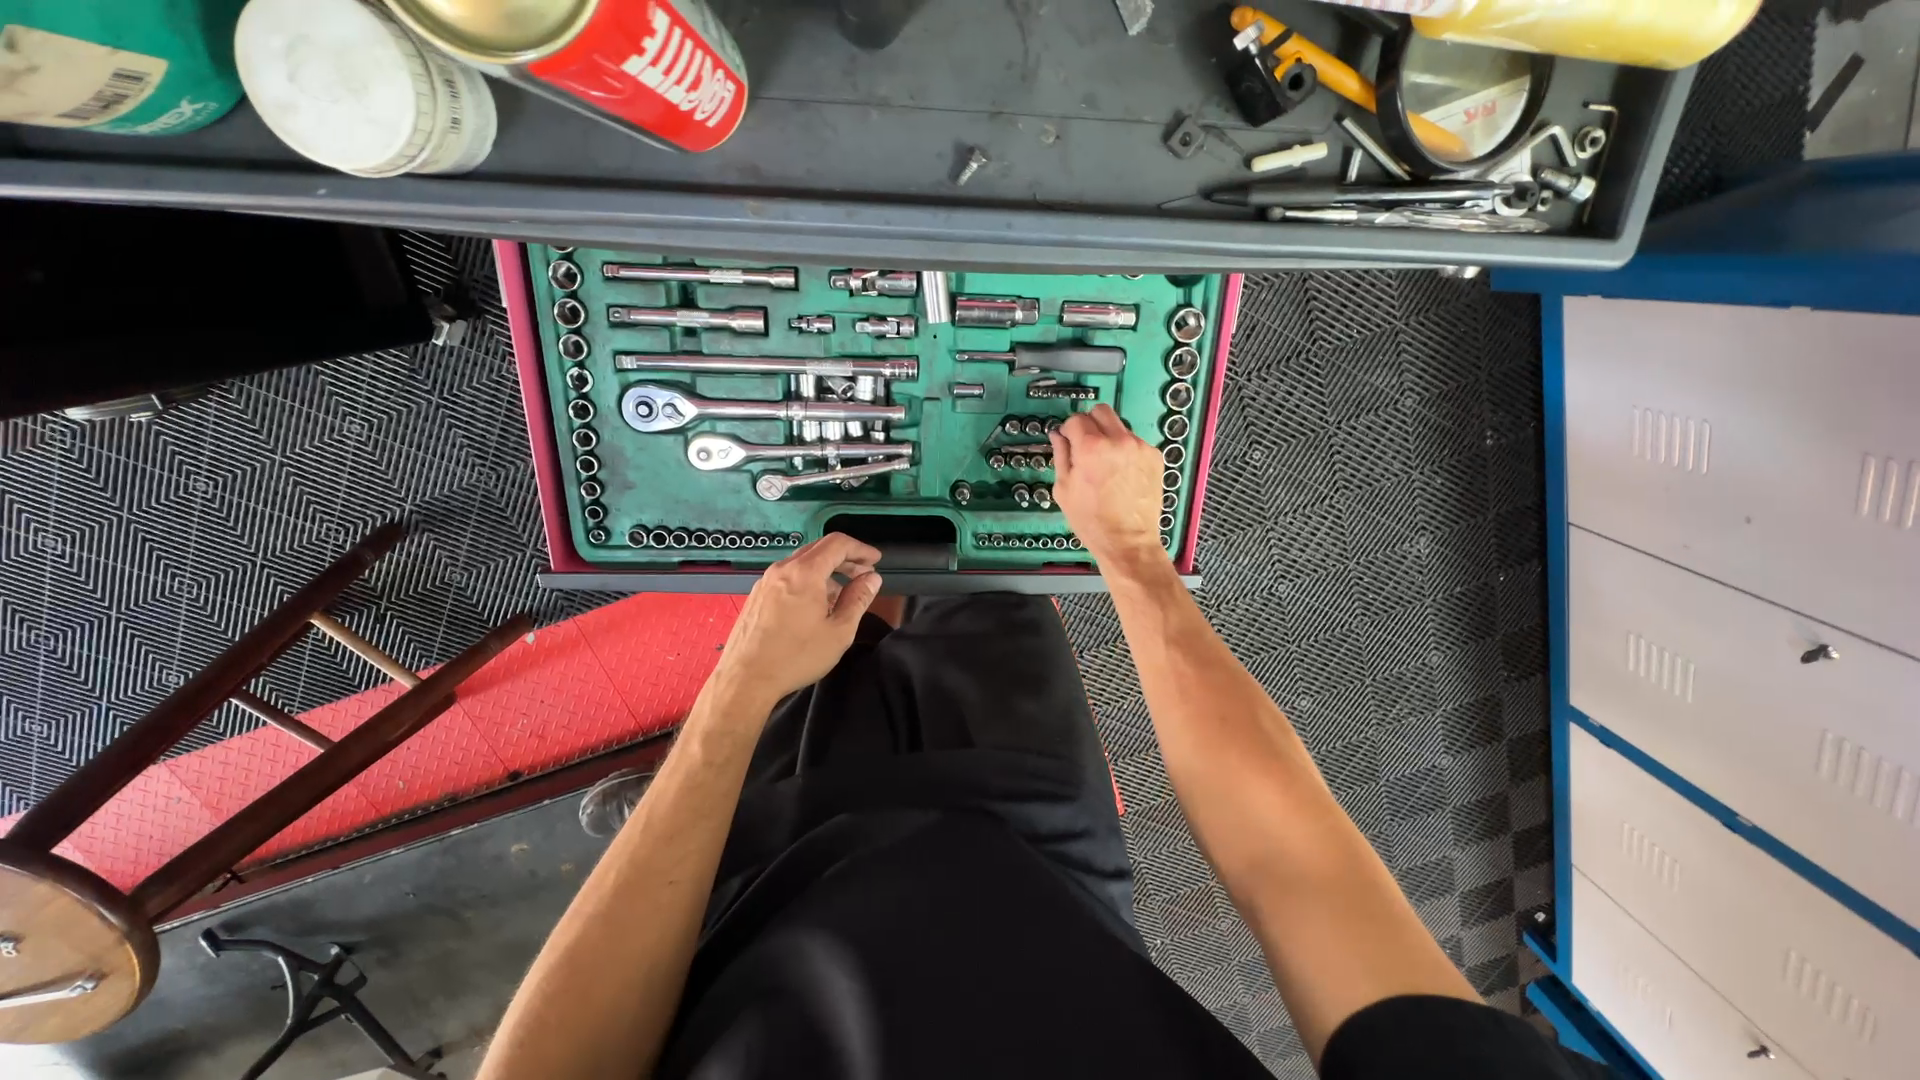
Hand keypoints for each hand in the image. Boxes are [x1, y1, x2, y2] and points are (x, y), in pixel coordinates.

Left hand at [710, 533, 883, 705]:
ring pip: (802, 563)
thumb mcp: (839, 631)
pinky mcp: (757, 596)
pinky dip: (807, 581)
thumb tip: (871, 579)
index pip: (837, 544)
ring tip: (841, 595)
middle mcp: (782, 570)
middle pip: (819, 548)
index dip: (861, 548)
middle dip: (845, 558)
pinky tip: (814, 606)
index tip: (875, 560)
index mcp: (804, 573)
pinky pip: (788, 577)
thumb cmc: (796, 657)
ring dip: (826, 571)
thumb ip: (858, 599)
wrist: (746, 679)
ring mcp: (765, 582)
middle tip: (864, 575)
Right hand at [1049, 404, 1167, 566]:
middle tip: (1085, 443)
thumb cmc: (1094, 522)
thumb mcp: (1064, 489)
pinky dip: (1126, 450)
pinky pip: (1135, 441)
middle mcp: (1118, 442)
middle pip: (1100, 411)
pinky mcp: (1153, 457)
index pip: (1076, 419)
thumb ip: (1060, 455)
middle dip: (1090, 423)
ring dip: (1109, 436)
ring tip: (1104, 463)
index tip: (1069, 441)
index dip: (1069, 431)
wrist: (1127, 541)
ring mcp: (1139, 448)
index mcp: (1091, 448)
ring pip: (1119, 425)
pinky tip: (1120, 472)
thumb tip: (1058, 437)